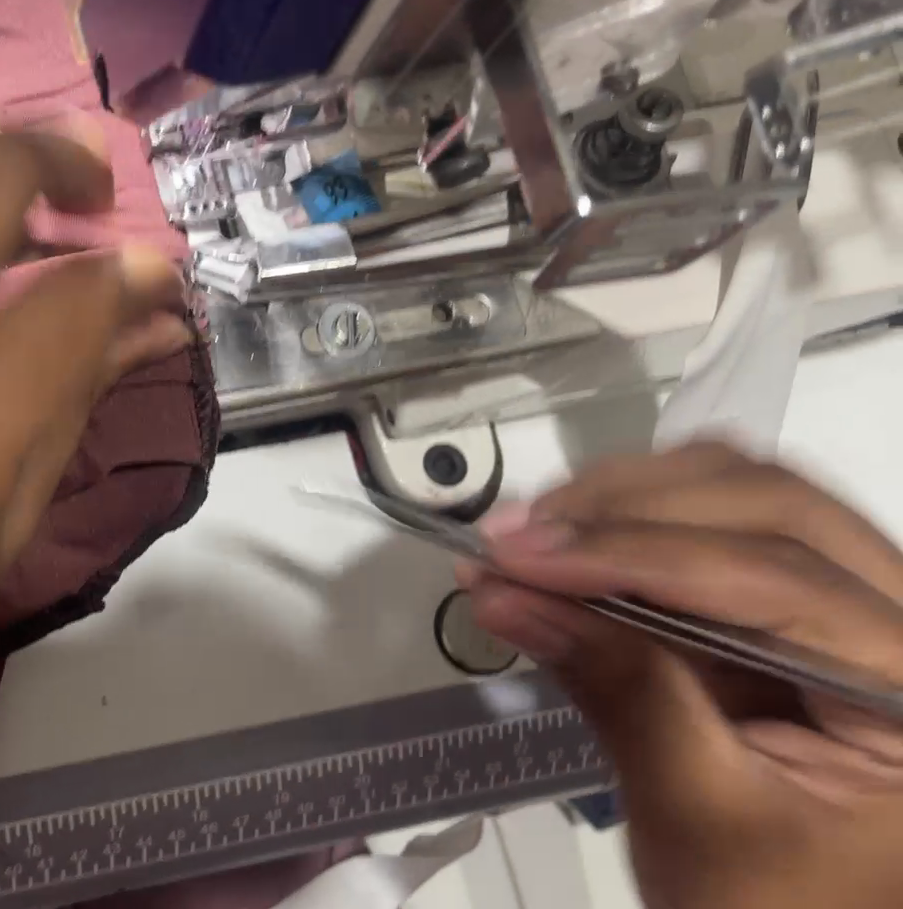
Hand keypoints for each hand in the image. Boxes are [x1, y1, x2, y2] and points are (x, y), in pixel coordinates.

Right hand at [467, 443, 902, 908]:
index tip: (507, 555)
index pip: (773, 578)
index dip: (625, 554)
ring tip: (525, 540)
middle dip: (623, 508)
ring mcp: (855, 606)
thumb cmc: (773, 899)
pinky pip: (707, 517)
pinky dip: (621, 515)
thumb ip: (615, 692)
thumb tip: (502, 594)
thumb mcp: (698, 814)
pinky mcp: (786, 603)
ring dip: (618, 500)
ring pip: (740, 489)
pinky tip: (560, 544)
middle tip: (512, 539)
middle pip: (771, 504)